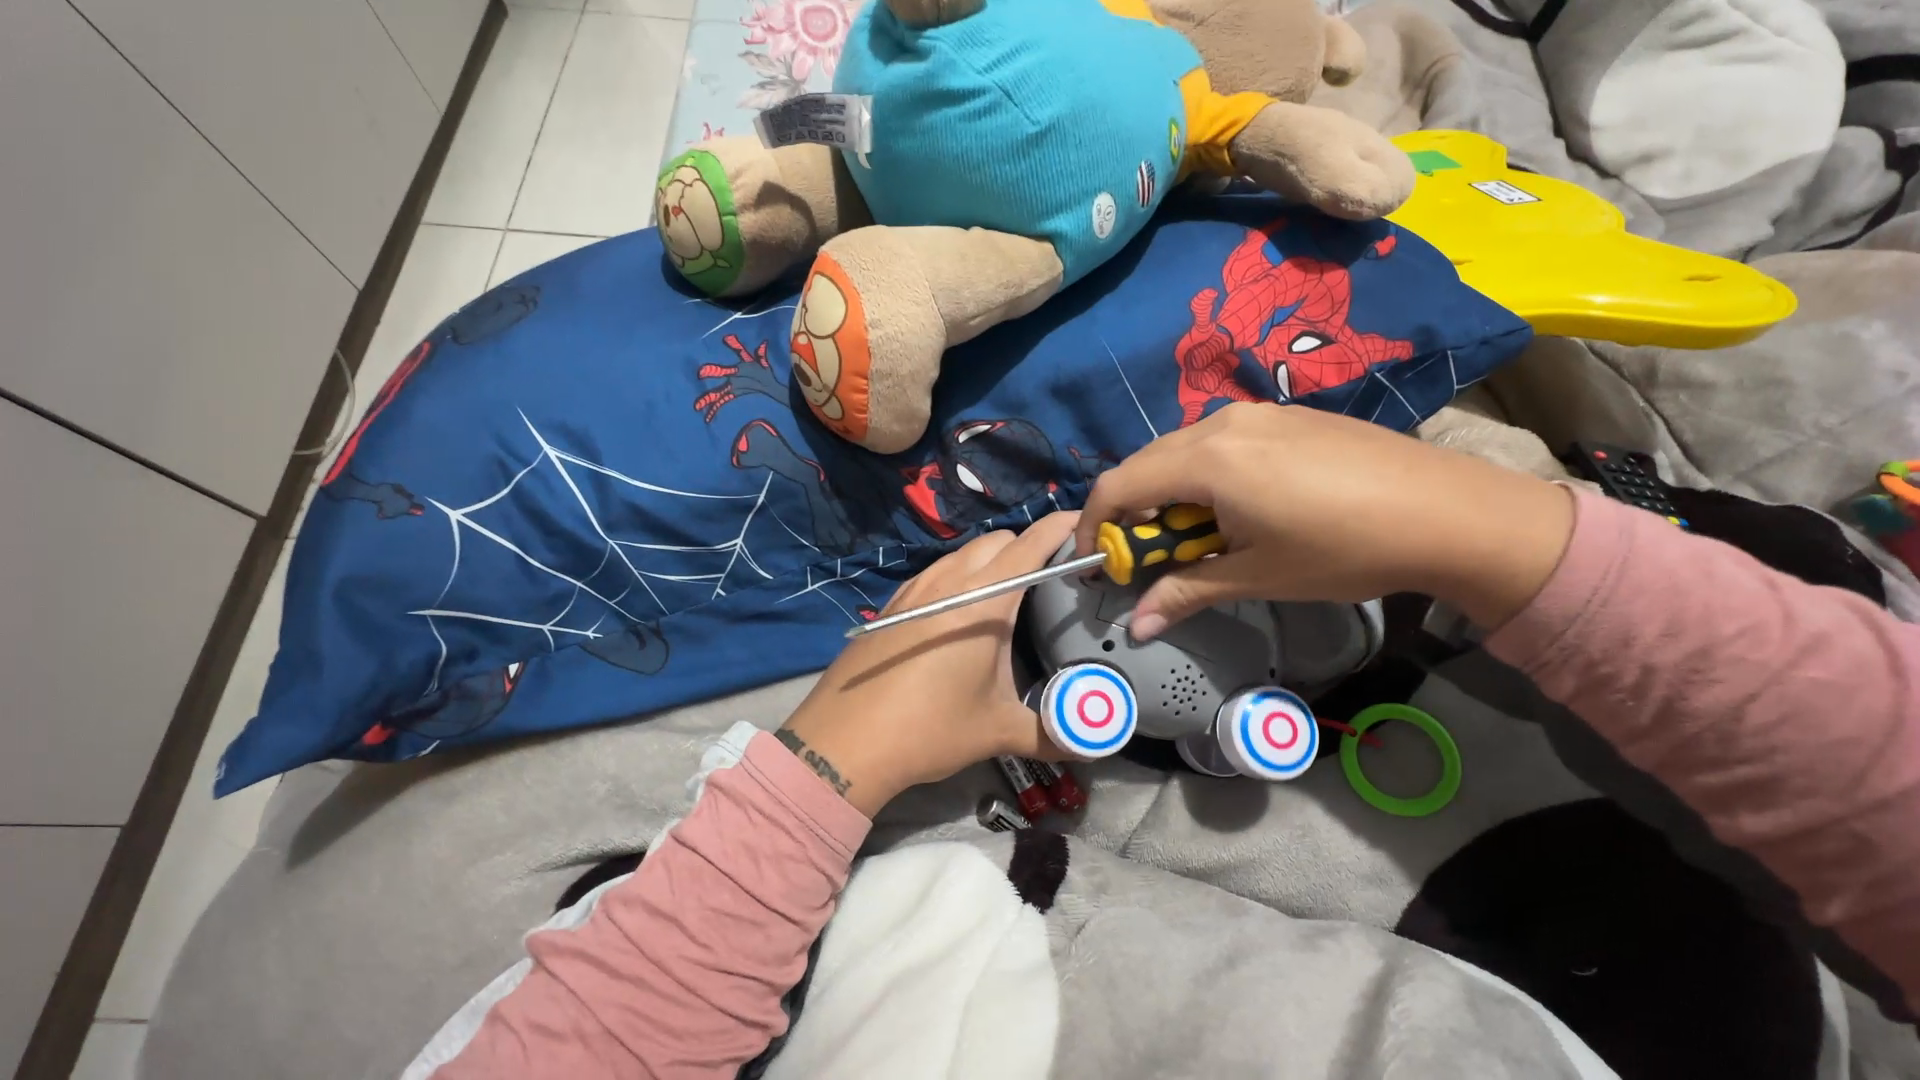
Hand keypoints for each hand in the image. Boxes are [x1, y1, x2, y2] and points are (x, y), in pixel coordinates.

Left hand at [778, 512, 1076, 816]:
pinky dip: (961, 577)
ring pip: (965, 553)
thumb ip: (1053, 733)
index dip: (1063, 527)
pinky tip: (961, 616)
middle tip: (1051, 582)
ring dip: (993, 562)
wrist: (844, 742)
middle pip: (1000, 540)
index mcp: (984, 600)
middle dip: (1030, 549)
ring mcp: (916, 587)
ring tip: (1008, 599)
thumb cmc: (928, 729)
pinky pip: (938, 571)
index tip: (1088, 529)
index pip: (1032, 543)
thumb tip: (1094, 741)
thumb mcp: (997, 731)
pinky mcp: (893, 602)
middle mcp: (950, 580)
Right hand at [1074, 403, 1573, 638]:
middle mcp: (1222, 423)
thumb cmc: (1343, 549)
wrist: (1449, 511)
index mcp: (1207, 460)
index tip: (1095, 561)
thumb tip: (1136, 626)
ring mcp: (1259, 413)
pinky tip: (1242, 509)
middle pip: (1146, 463)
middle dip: (1134, 512)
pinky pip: (1221, 441)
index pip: (1119, 485)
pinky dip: (1206, 476)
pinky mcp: (1288, 415)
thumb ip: (1185, 592)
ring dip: (1171, 493)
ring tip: (1200, 536)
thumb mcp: (1256, 577)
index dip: (1094, 524)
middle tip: (1150, 558)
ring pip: (1183, 450)